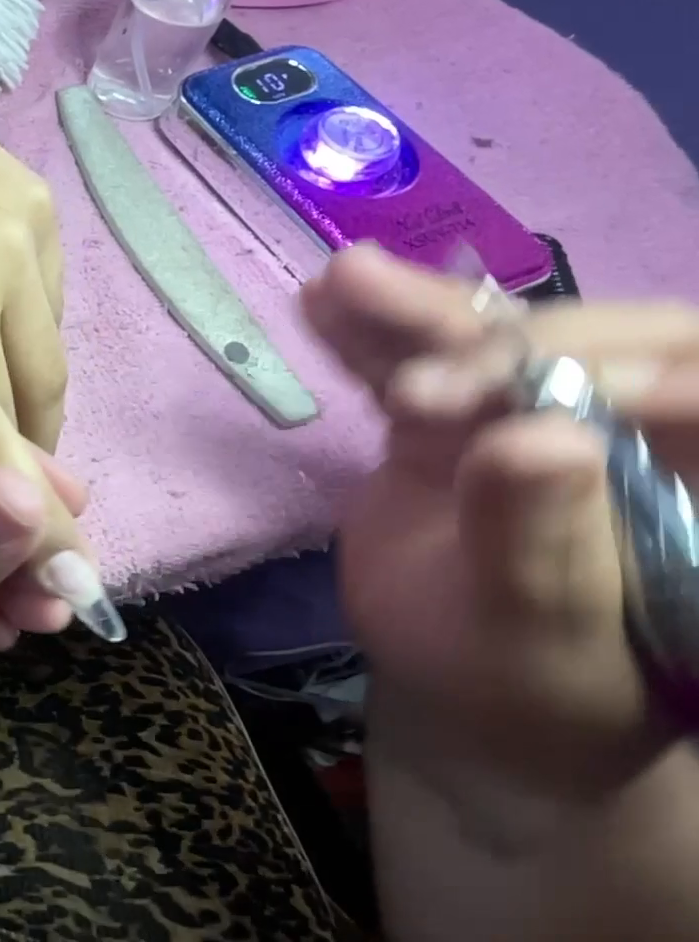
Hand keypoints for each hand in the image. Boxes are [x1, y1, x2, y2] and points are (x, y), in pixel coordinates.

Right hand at [304, 246, 691, 805]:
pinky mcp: (446, 419)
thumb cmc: (530, 686)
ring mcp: (528, 413)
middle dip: (500, 351)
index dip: (642, 364)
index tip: (538, 397)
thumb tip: (536, 438)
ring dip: (417, 311)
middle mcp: (631, 424)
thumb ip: (542, 542)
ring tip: (348, 279)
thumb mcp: (543, 634)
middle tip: (414, 395)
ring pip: (486, 338)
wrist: (457, 687)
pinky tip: (323, 297)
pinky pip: (408, 361)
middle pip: (590, 341)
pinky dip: (364, 333)